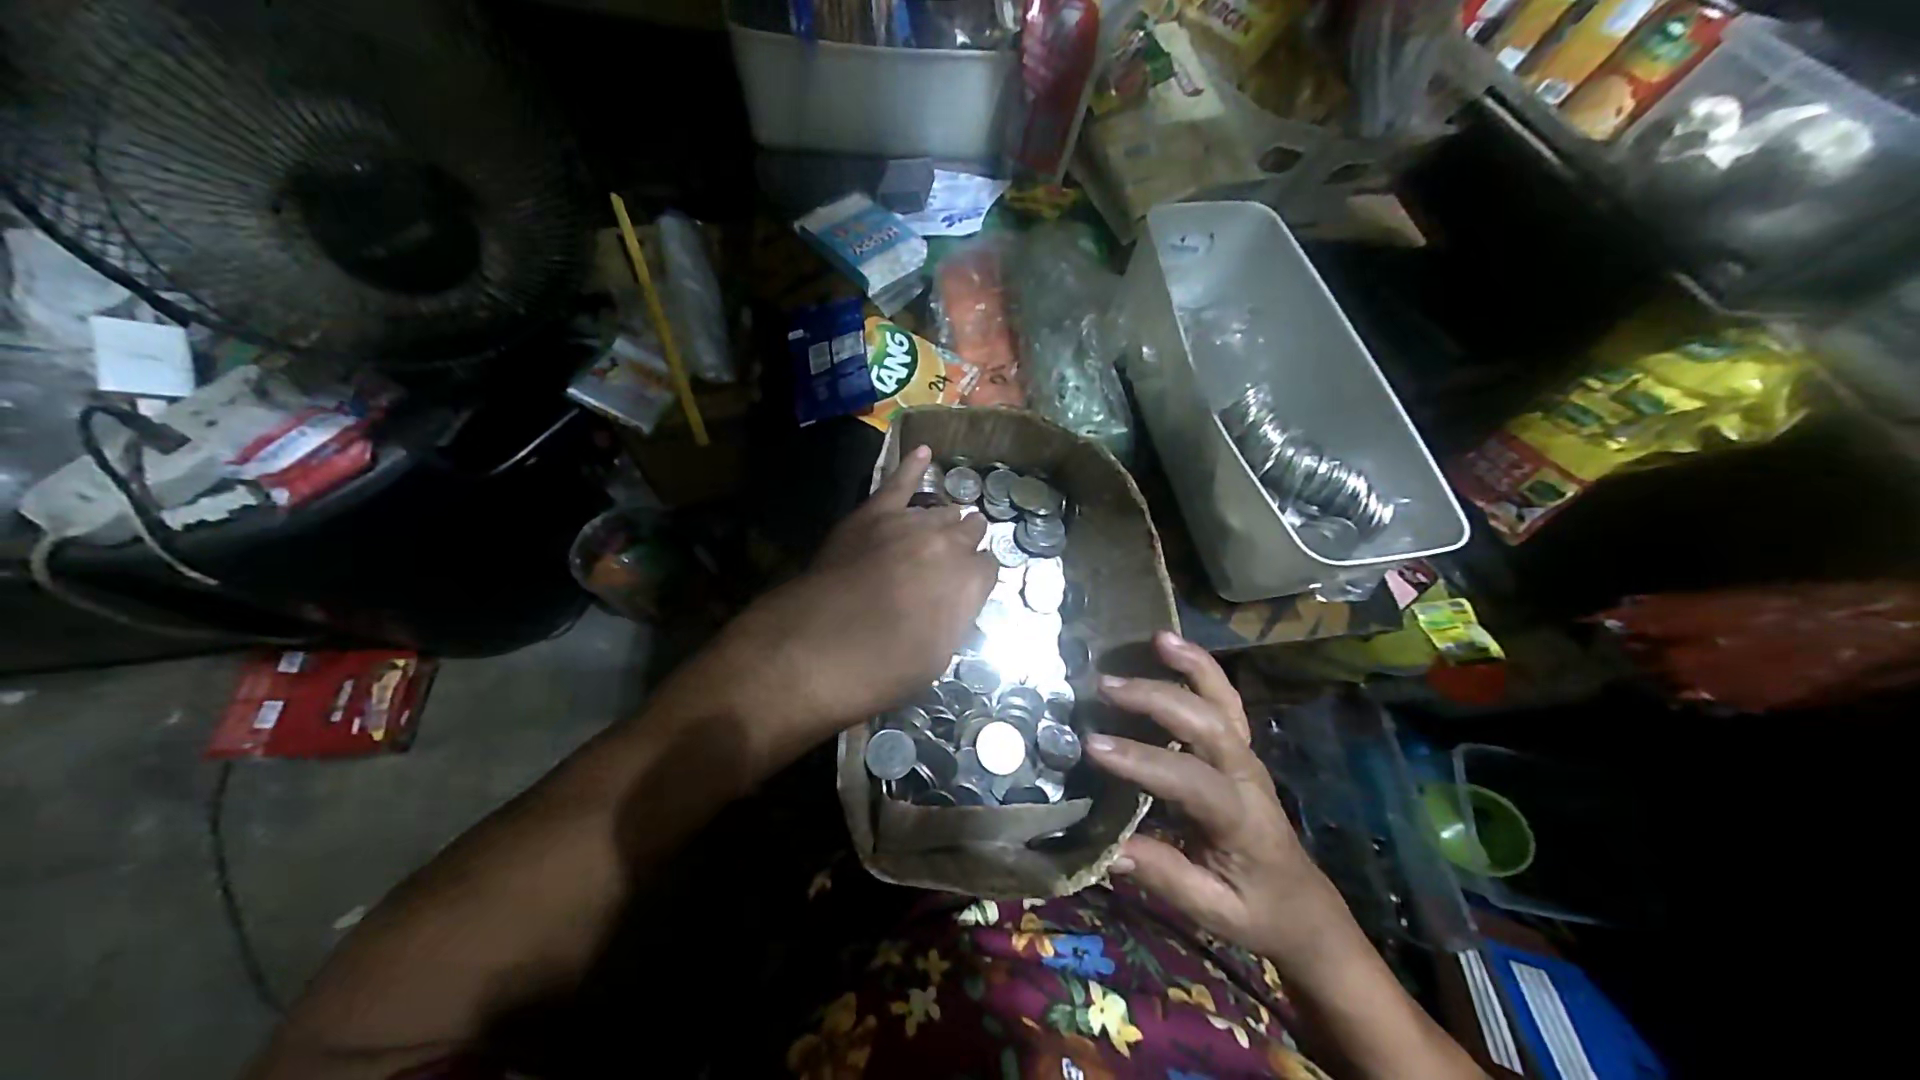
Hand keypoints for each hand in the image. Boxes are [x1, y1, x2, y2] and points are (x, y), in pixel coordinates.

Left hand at [712, 445, 996, 748]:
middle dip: (963, 546)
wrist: (810, 651)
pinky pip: (897, 481)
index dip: (976, 578)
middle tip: (945, 568)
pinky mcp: (871, 514)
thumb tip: (958, 595)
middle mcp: (946, 544)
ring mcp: (908, 523)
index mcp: (968, 582)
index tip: (963, 591)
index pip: (989, 567)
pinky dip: (911, 466)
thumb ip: (956, 615)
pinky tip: (923, 451)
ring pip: (940, 510)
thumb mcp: (937, 658)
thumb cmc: (878, 671)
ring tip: (935, 535)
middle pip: (968, 531)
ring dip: (941, 523)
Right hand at [1085, 632, 1345, 966]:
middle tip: (1104, 687)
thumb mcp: (1213, 910)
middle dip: (1156, 700)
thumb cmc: (1258, 910)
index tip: (1094, 747)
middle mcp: (1248, 776)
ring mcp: (1248, 756)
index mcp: (1242, 820)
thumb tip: (1107, 849)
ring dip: (1190, 665)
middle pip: (1209, 723)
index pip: (1192, 780)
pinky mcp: (1241, 747)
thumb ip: (1164, 876)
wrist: (1303, 905)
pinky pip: (1223, 698)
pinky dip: (1200, 667)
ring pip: (1223, 699)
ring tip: (1155, 638)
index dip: (1143, 761)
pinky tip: (1171, 646)